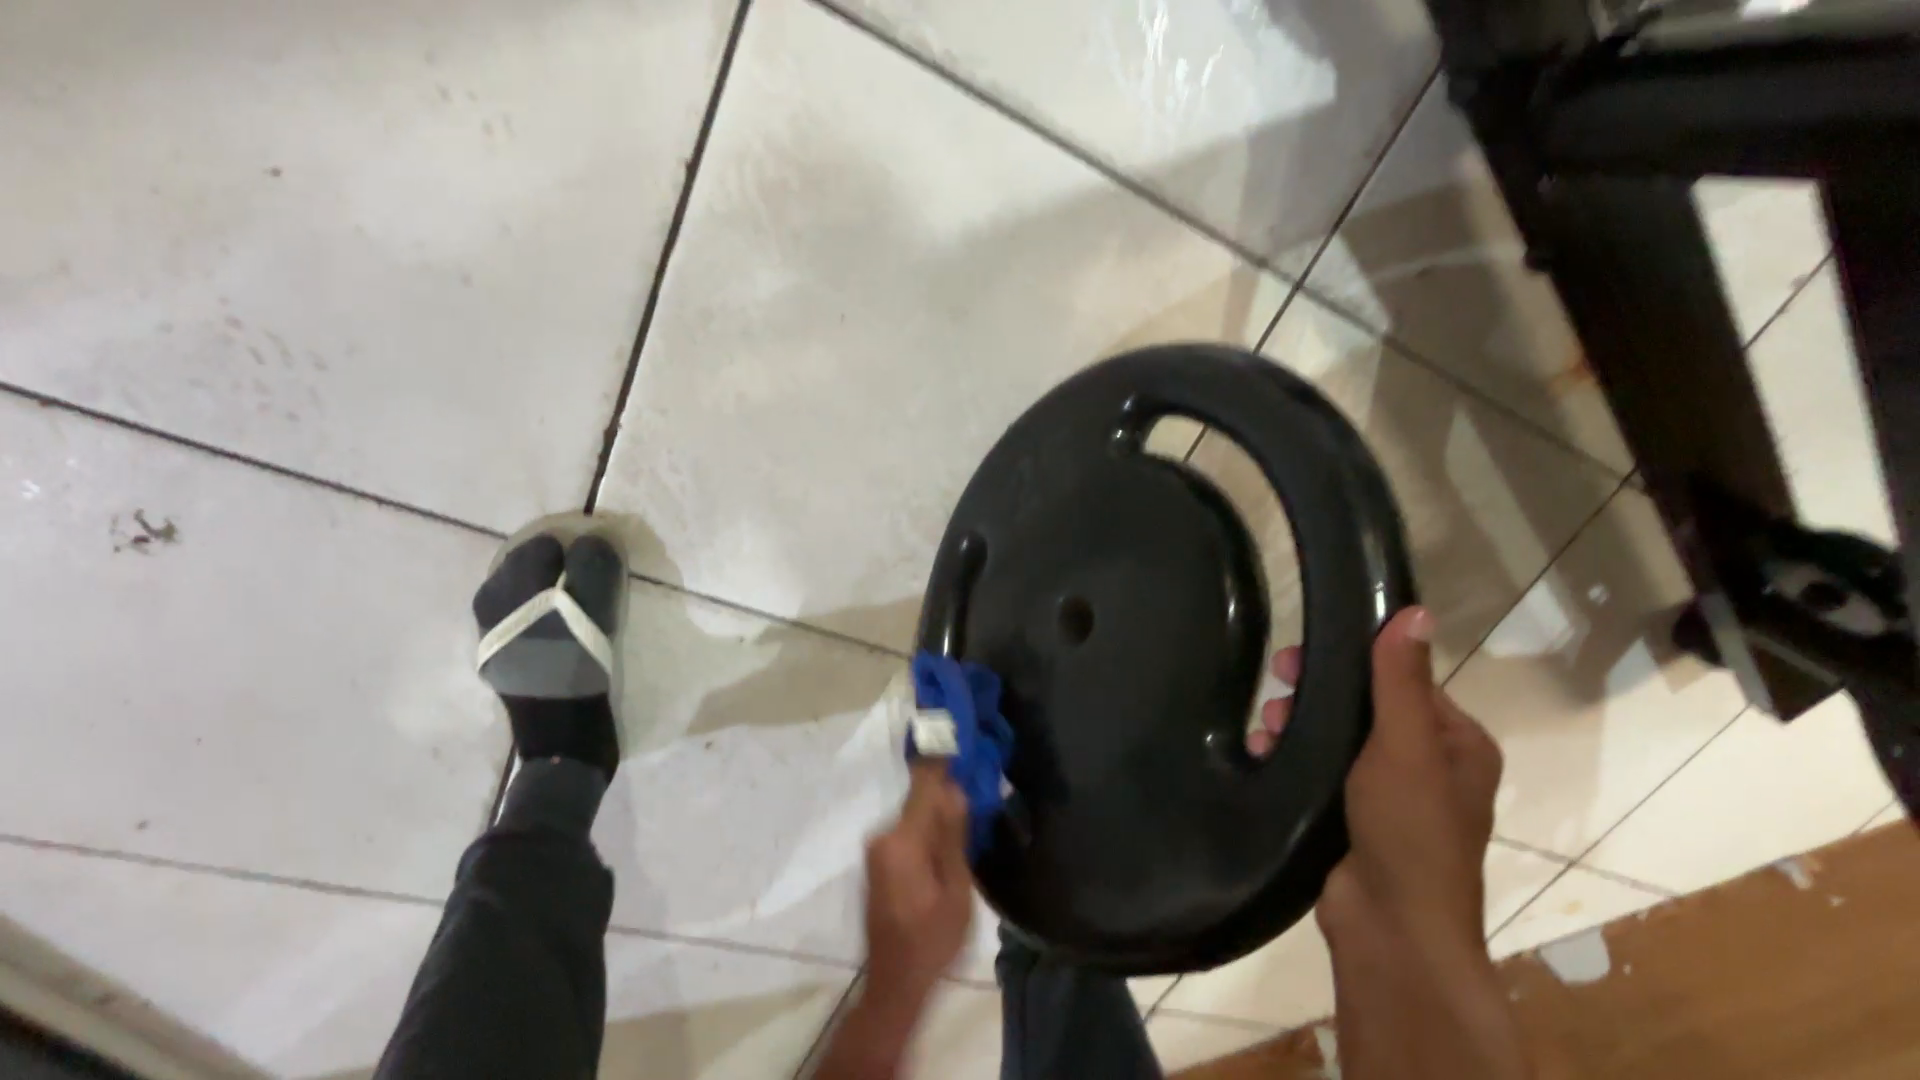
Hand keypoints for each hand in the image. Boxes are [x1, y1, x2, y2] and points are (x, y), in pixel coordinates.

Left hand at [864, 761, 972, 1007]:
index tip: (956, 736)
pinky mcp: (877, 862)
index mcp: (902, 840)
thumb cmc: (931, 938)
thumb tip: (954, 791)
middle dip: (944, 789)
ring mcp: (876, 850)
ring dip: (935, 811)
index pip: (924, 786)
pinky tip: (945, 836)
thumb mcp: (955, 890)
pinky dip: (924, 828)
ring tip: (966, 805)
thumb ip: (953, 837)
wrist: (894, 980)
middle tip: (974, 776)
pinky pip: (905, 833)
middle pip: (918, 801)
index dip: (941, 761)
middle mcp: (882, 837)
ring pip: (912, 817)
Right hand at [1292, 606, 1525, 1078]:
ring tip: (1265, 726)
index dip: (1354, 661)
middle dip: (1318, 694)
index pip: (1403, 680)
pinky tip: (1262, 752)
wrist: (1392, 928)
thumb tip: (1415, 611)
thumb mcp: (1407, 745)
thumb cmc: (1409, 829)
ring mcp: (1388, 797)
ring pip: (1338, 740)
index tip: (1301, 654)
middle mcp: (1427, 766)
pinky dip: (1293, 758)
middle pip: (1366, 708)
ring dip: (1299, 725)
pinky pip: (1320, 773)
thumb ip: (1403, 680)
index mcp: (1456, 744)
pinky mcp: (1353, 820)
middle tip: (1275, 684)